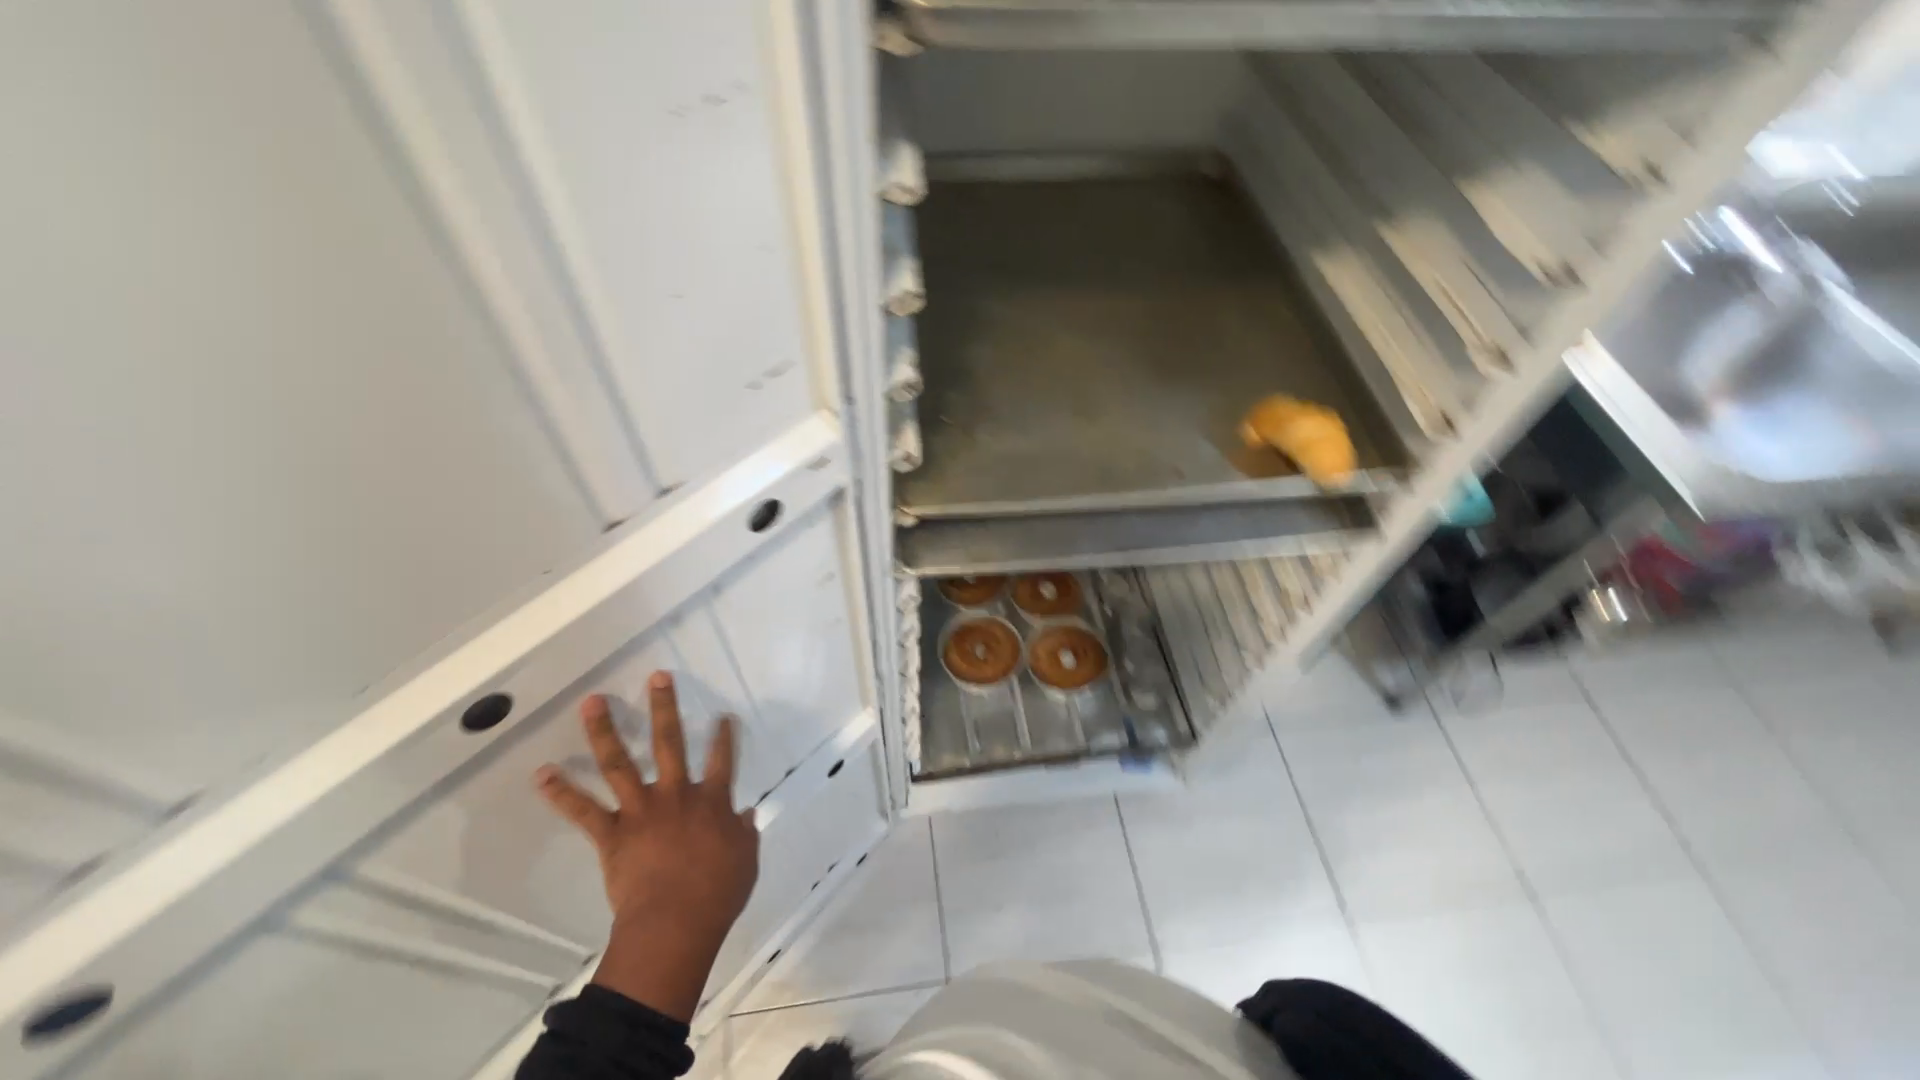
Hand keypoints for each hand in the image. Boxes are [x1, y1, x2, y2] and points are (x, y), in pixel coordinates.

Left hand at [535, 672, 759, 1020]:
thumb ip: (746, 835)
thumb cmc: (717, 895)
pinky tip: (542, 774)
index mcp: (712, 803)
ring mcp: (641, 811)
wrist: (676, 921)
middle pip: (670, 743)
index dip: (723, 736)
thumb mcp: (745, 862)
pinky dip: (561, 793)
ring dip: (605, 730)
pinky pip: (583, 810)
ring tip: (592, 702)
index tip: (722, 716)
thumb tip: (747, 816)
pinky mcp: (612, 833)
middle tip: (657, 677)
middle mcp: (676, 795)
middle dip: (664, 707)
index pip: (721, 761)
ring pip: (621, 763)